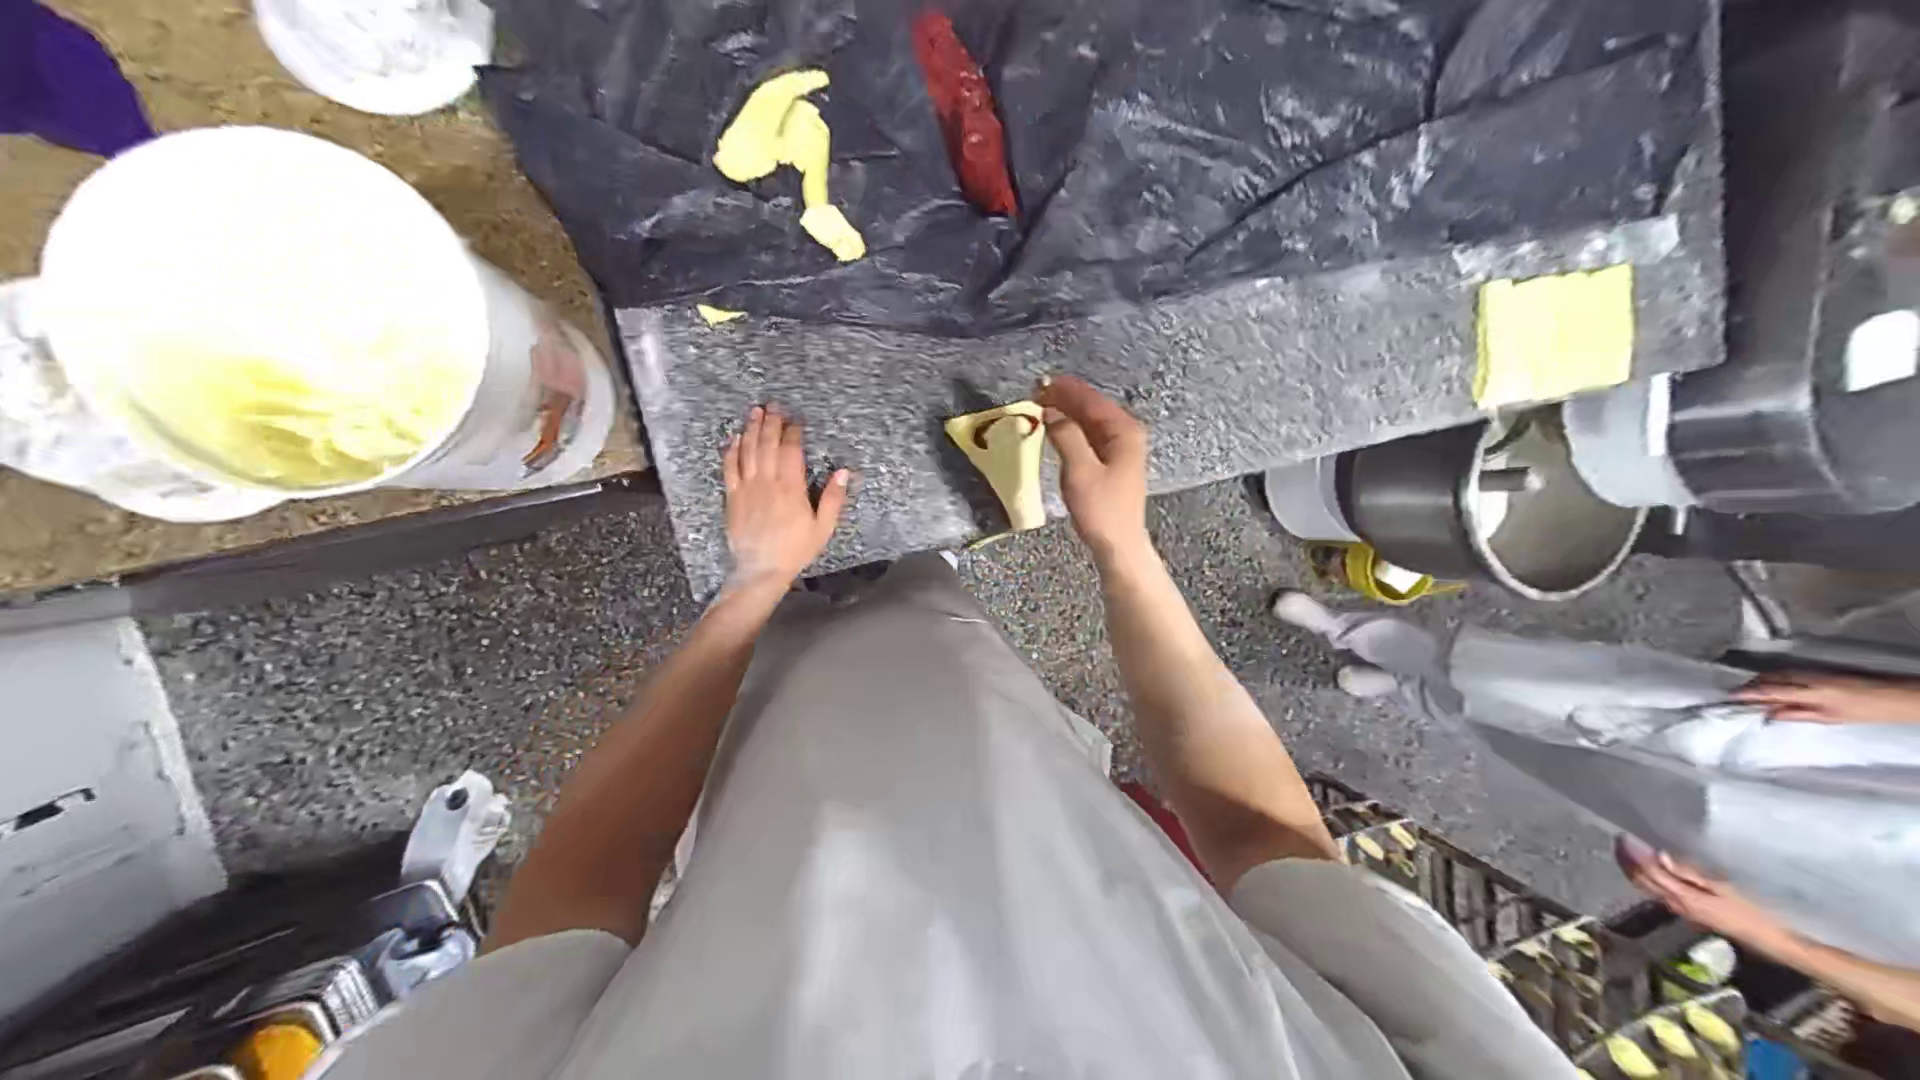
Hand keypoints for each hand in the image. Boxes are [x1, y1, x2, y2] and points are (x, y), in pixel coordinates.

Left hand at [722, 406, 849, 591]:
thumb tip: (844, 472)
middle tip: (774, 405)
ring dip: (751, 429)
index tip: (797, 420)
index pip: (790, 450)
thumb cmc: (796, 549)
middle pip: (767, 444)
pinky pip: (729, 467)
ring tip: (755, 411)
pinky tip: (734, 438)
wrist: (761, 569)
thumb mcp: (823, 527)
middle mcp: (766, 482)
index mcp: (791, 488)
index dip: (793, 432)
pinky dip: (732, 450)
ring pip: (747, 451)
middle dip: (770, 422)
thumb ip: (833, 498)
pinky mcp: (732, 497)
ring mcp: (746, 488)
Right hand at [1037, 375, 1149, 565]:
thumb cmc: (1101, 509)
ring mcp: (1121, 449)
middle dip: (1065, 398)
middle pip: (1092, 407)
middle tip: (1036, 391)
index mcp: (1124, 431)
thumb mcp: (1080, 471)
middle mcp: (1126, 434)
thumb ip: (1066, 436)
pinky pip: (1090, 436)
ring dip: (1067, 412)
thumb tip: (1051, 411)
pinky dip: (1072, 429)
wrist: (1118, 544)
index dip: (1066, 389)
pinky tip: (1056, 428)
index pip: (1091, 400)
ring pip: (1090, 421)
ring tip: (1041, 404)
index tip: (1041, 382)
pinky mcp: (1112, 463)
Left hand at [1616, 838, 1800, 956]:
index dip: (1634, 853)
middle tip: (1620, 840)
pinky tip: (1650, 871)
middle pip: (1641, 880)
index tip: (1625, 836)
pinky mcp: (1693, 914)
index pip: (1648, 872)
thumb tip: (1660, 856)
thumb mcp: (1727, 889)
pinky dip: (1648, 879)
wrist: (1783, 945)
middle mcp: (1678, 905)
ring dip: (1634, 869)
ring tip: (1628, 851)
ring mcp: (1684, 911)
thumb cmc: (1760, 913)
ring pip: (1647, 887)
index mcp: (1685, 897)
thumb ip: (1691, 873)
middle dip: (1626, 860)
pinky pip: (1660, 893)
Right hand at [1733, 671, 1919, 724]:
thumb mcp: (1834, 718)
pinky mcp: (1820, 671)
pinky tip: (1773, 683)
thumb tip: (1769, 714)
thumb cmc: (1869, 712)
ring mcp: (1814, 673)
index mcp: (1810, 693)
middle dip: (1752, 685)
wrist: (1903, 697)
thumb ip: (1799, 714)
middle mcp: (1808, 679)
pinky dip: (1774, 677)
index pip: (1770, 691)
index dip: (1748, 693)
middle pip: (1770, 679)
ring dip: (1761, 680)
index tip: (1729, 696)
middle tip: (1737, 693)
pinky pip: (1787, 672)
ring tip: (1752, 689)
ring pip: (1777, 674)